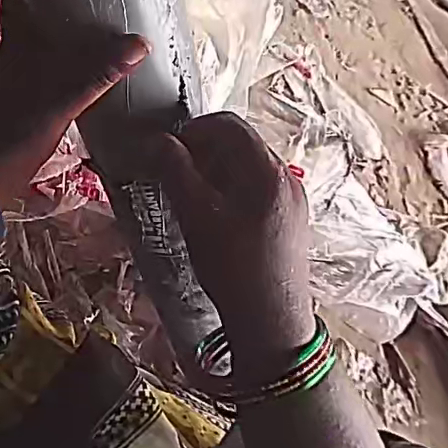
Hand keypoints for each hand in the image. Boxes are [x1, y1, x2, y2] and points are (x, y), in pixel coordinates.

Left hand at [0, 0, 149, 211]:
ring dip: (62, 37)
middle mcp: (12, 58)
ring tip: (98, 29)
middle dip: (56, 6)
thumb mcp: (61, 102)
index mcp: (14, 48)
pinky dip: (64, 64)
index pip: (13, 0)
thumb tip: (136, 45)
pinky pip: (47, 70)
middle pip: (31, 20)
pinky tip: (86, 72)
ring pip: (39, 46)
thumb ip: (96, 75)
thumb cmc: (17, 134)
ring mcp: (17, 80)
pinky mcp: (24, 101)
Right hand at [142, 112, 313, 361]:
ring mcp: (292, 199)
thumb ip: (173, 169)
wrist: (271, 322)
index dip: (191, 130)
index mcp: (267, 170)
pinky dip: (228, 188)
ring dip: (212, 169)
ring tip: (189, 197)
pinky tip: (213, 216)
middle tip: (173, 175)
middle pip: (238, 142)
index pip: (227, 124)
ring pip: (245, 165)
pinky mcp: (289, 220)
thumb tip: (155, 140)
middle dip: (200, 150)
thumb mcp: (194, 213)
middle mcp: (286, 177)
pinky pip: (254, 187)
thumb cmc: (231, 264)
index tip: (166, 152)